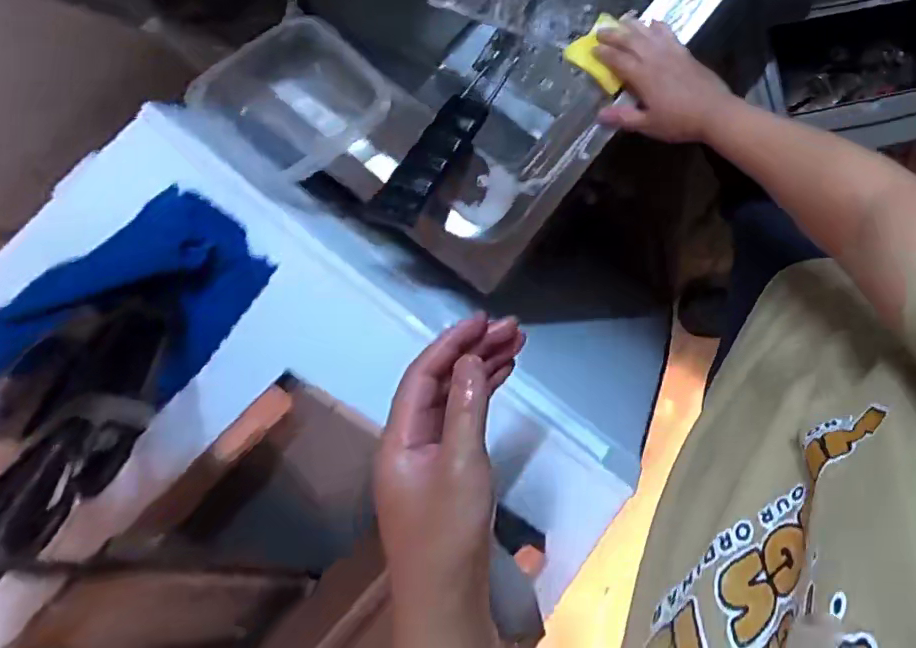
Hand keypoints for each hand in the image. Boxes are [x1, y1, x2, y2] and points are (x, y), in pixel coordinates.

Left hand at [374, 315, 523, 647]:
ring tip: (516, 343)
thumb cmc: (450, 531)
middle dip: (473, 350)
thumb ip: (466, 408)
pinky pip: (463, 415)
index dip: (451, 343)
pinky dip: (483, 392)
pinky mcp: (446, 466)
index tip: (484, 320)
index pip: (422, 375)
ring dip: (482, 367)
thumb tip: (470, 359)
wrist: (447, 595)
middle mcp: (408, 440)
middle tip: (512, 328)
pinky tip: (503, 375)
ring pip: (454, 396)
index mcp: (399, 439)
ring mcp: (427, 454)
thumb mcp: (463, 464)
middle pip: (440, 381)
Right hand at [593, 18, 738, 143]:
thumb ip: (624, 118)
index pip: (617, 60)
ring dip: (633, 25)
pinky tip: (654, 22)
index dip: (603, 53)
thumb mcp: (649, 124)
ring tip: (623, 20)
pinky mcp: (685, 53)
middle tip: (600, 31)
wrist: (716, 112)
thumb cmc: (680, 121)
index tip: (592, 49)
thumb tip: (599, 116)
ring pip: (648, 33)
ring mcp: (671, 53)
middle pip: (630, 41)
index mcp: (642, 76)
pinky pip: (668, 34)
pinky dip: (658, 26)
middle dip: (613, 35)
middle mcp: (654, 59)